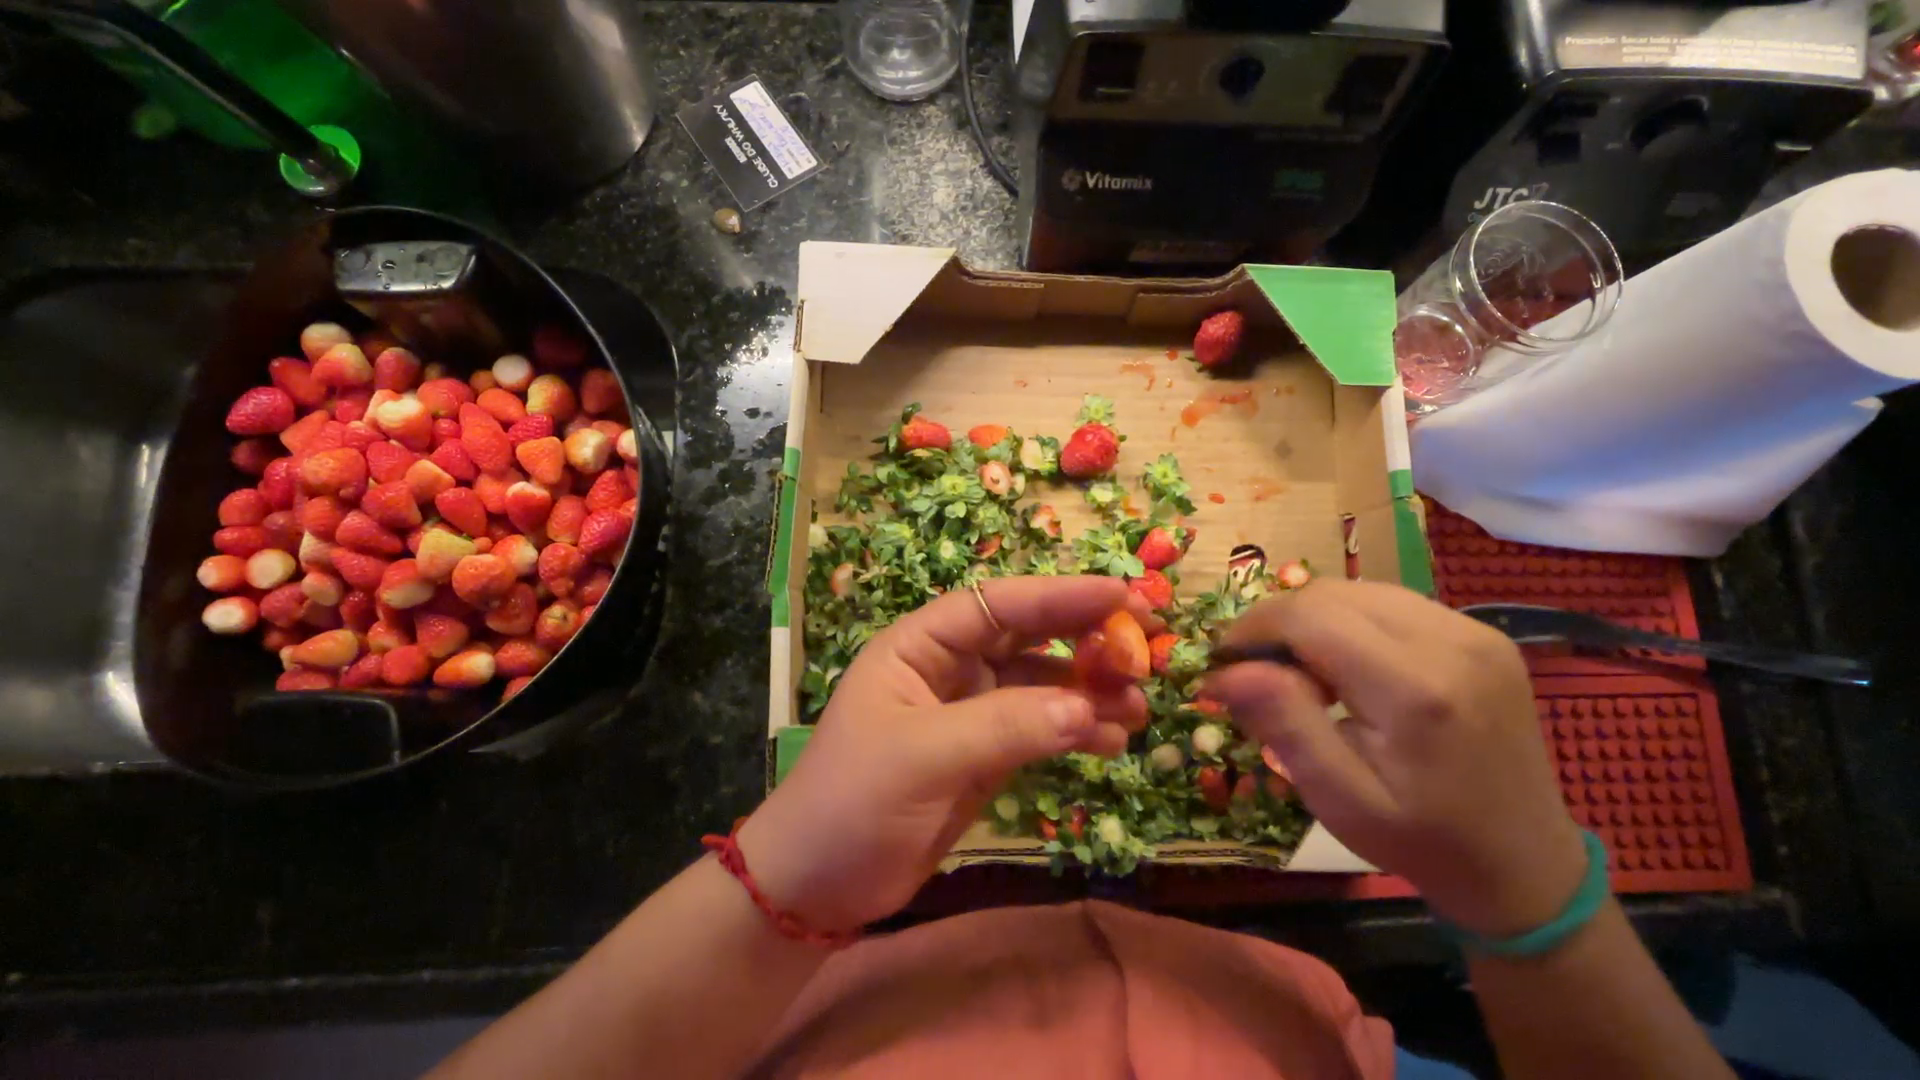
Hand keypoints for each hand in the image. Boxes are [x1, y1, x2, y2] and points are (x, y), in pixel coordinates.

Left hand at [736, 576, 1147, 933]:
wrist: (817, 886)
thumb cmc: (853, 803)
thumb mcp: (923, 757)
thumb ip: (1005, 726)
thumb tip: (1089, 707)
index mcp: (919, 646)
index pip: (997, 604)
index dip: (1060, 595)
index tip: (1123, 594)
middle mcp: (948, 670)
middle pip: (1028, 638)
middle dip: (1086, 639)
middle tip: (1147, 651)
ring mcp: (969, 714)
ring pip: (1042, 684)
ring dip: (1090, 690)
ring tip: (1137, 708)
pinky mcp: (984, 757)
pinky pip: (1041, 729)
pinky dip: (1077, 731)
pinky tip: (1111, 743)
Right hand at [1204, 581, 1587, 938]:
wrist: (1526, 864)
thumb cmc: (1421, 840)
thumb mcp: (1339, 798)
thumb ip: (1283, 723)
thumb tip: (1223, 671)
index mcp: (1415, 688)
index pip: (1308, 616)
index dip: (1252, 629)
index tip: (1222, 664)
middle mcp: (1451, 641)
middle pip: (1331, 594)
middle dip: (1278, 623)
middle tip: (1255, 673)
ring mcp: (1475, 632)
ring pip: (1360, 592)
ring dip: (1313, 621)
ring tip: (1301, 674)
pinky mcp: (1483, 634)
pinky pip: (1393, 604)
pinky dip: (1352, 624)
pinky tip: (1348, 669)